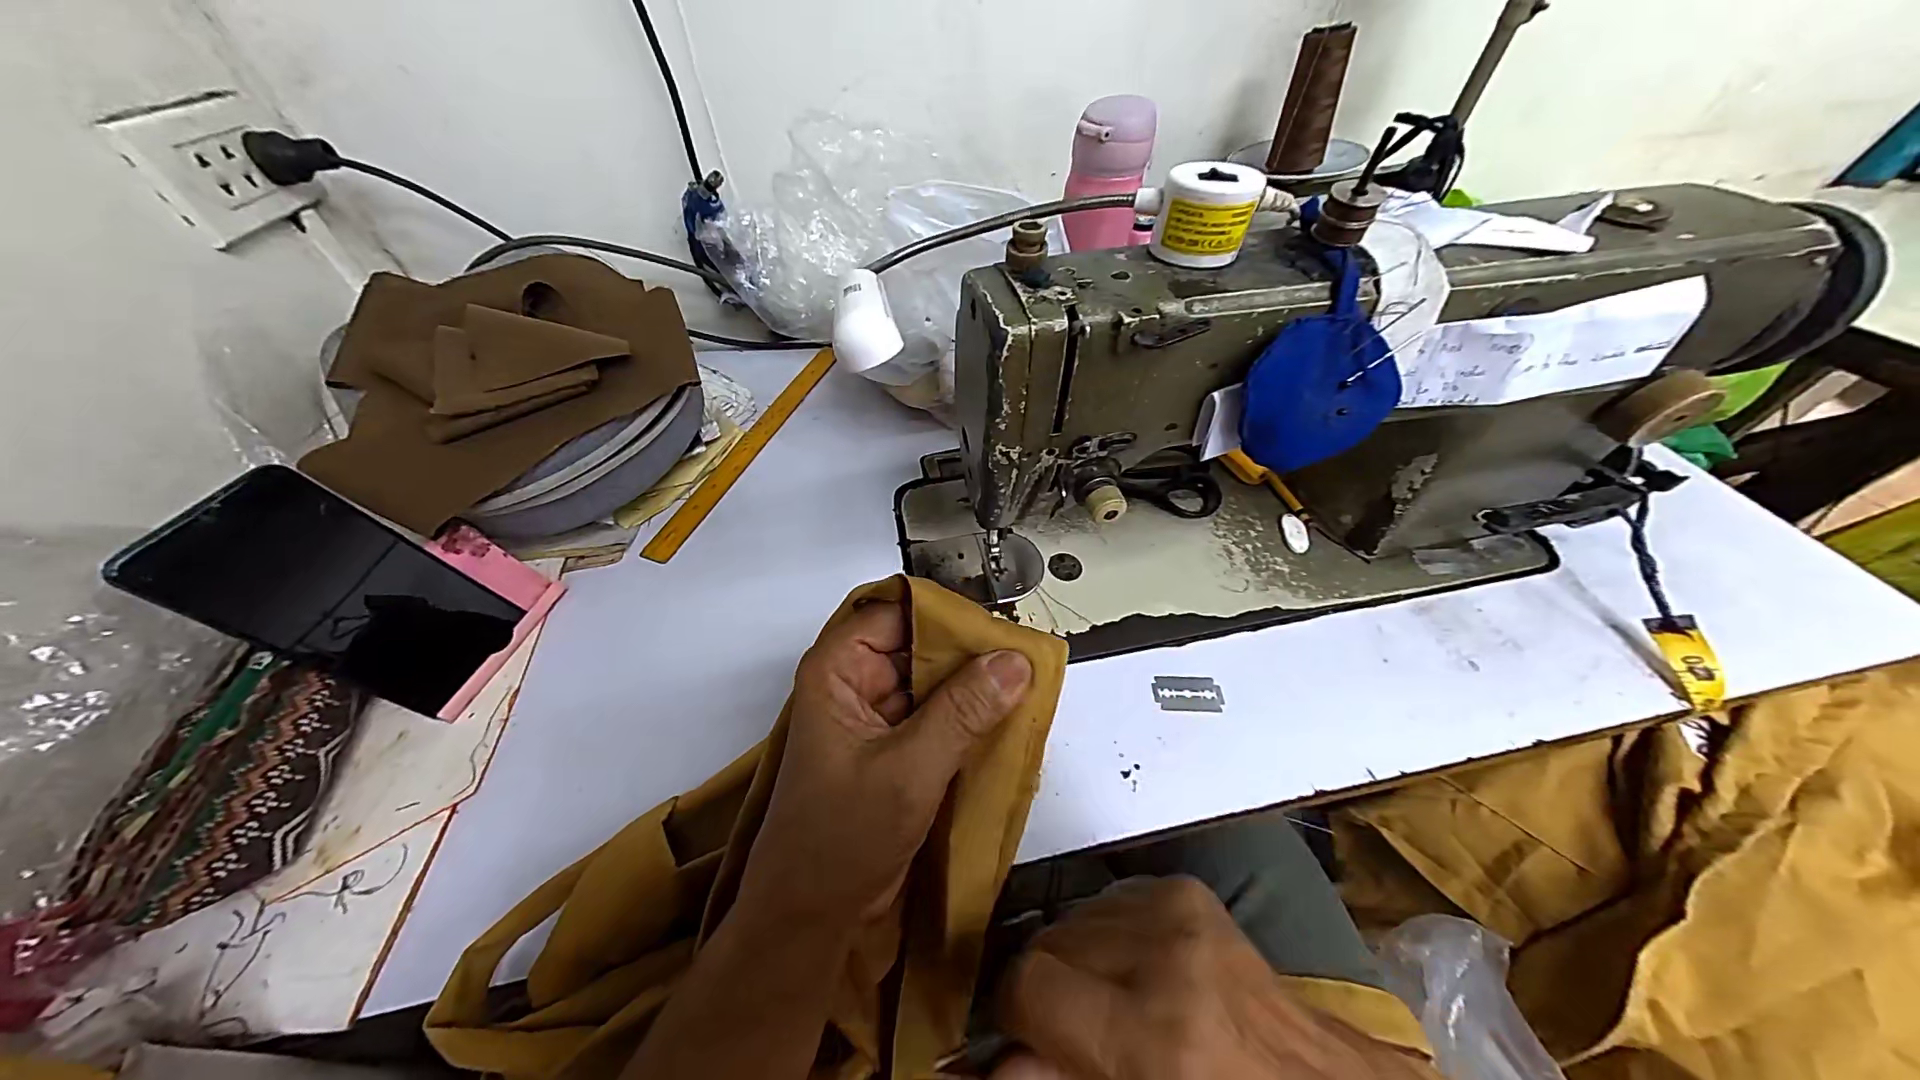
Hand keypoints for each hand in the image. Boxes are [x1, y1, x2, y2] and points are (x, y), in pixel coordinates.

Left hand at [737, 600, 1033, 925]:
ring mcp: (876, 716)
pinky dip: (968, 714)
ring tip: (1020, 683)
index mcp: (837, 671)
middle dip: (967, 651)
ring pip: (933, 678)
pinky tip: (1002, 718)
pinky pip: (939, 713)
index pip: (896, 612)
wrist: (814, 916)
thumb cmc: (836, 842)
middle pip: (918, 643)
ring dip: (972, 683)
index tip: (994, 625)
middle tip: (1019, 656)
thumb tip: (1012, 664)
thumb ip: (963, 713)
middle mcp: (854, 684)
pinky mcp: (896, 747)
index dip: (945, 614)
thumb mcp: (907, 770)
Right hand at [994, 877, 1433, 1079]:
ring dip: (1074, 959)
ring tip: (1108, 1001)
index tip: (1019, 1040)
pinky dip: (1103, 934)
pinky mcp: (1187, 889)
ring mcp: (1179, 909)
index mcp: (1156, 1033)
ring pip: (1072, 915)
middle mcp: (1165, 954)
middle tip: (1068, 1029)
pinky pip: (1106, 900)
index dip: (1010, 1015)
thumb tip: (987, 1063)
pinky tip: (1133, 969)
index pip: (1030, 982)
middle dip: (1043, 989)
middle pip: (1047, 942)